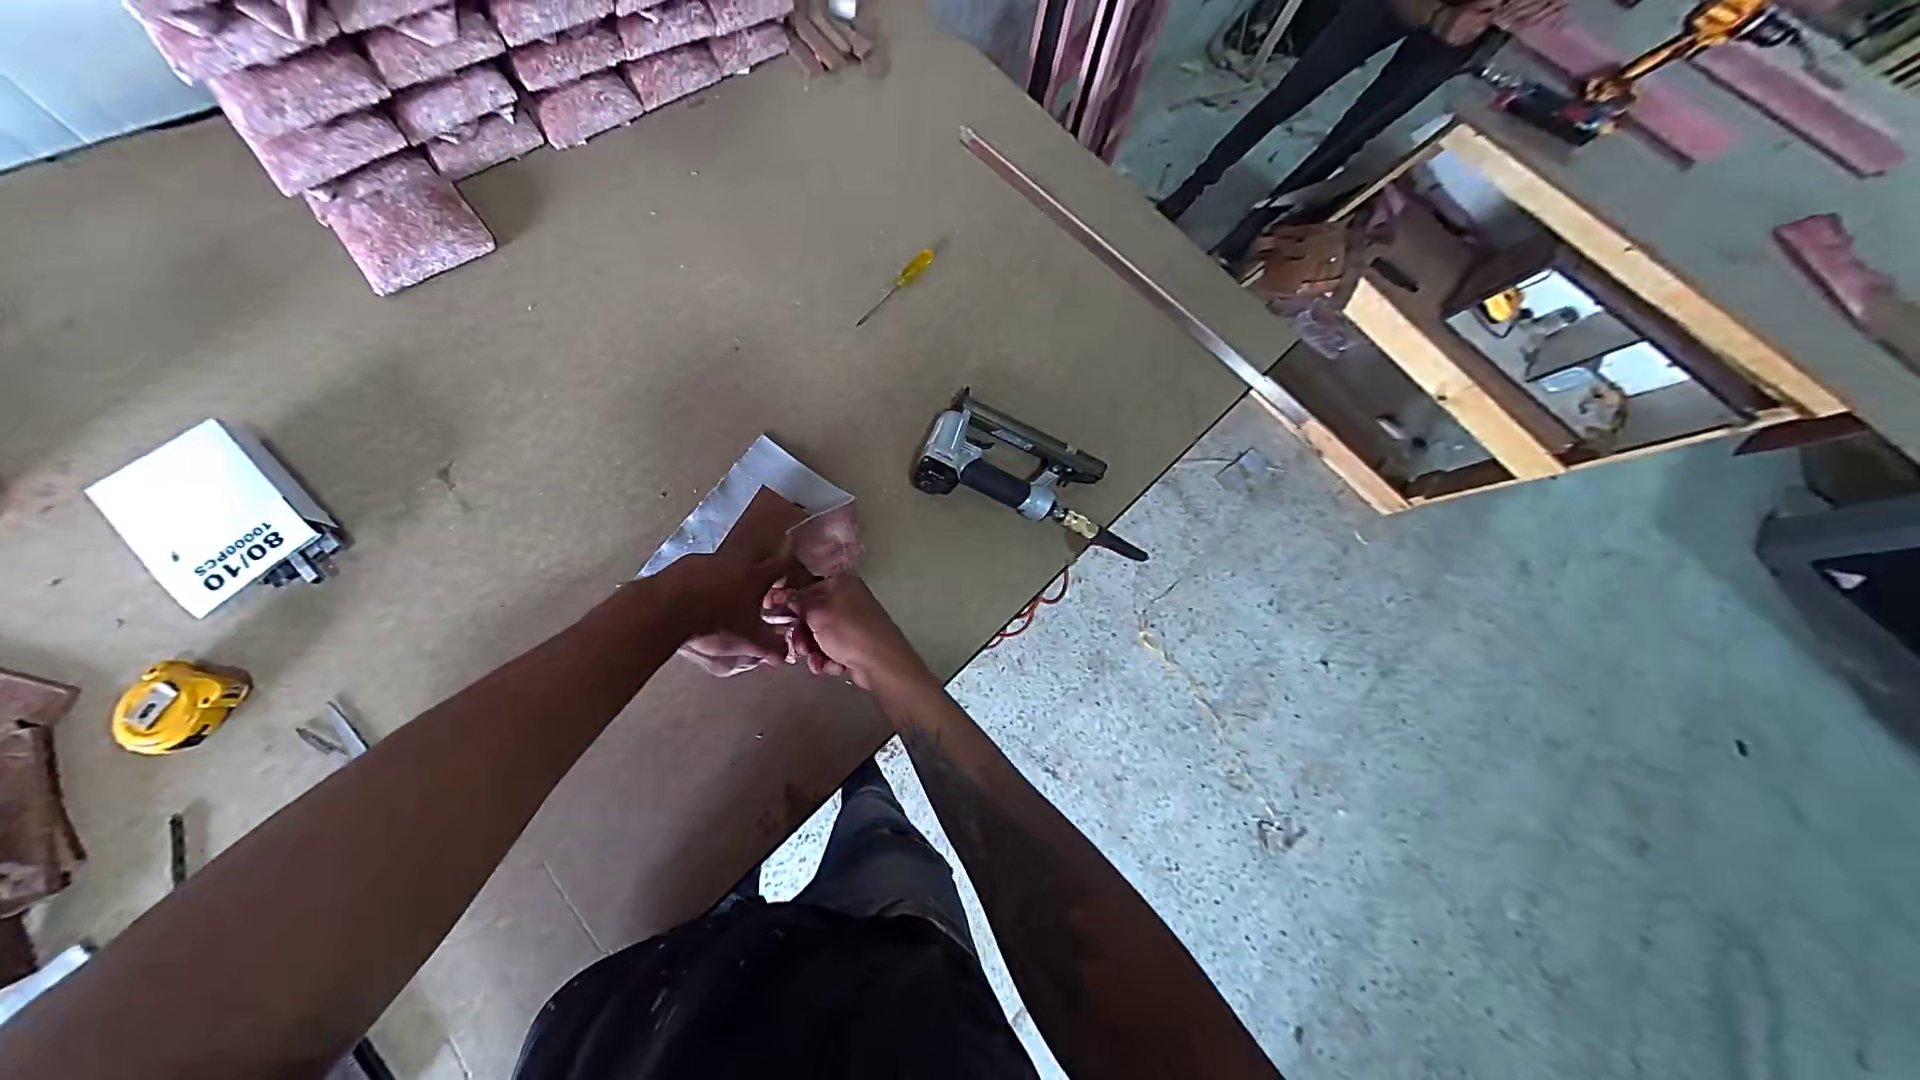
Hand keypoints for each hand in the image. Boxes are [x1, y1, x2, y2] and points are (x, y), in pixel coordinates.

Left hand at [662, 489, 803, 674]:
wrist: (664, 611)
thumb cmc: (716, 623)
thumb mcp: (750, 641)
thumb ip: (772, 647)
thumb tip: (785, 653)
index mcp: (756, 576)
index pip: (782, 565)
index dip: (788, 570)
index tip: (788, 576)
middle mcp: (734, 562)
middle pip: (752, 566)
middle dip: (754, 581)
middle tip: (753, 599)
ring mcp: (706, 560)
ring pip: (723, 569)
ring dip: (725, 582)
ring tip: (719, 604)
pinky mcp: (680, 565)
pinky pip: (697, 573)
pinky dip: (700, 585)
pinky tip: (693, 602)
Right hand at [764, 575, 933, 692]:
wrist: (881, 662)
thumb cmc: (848, 631)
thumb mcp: (818, 612)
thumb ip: (798, 602)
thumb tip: (783, 595)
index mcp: (840, 584)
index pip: (806, 589)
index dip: (787, 603)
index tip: (770, 613)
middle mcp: (847, 599)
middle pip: (811, 616)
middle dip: (802, 635)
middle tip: (800, 647)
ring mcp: (852, 623)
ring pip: (818, 635)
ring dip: (813, 651)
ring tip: (817, 660)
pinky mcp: (854, 644)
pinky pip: (831, 649)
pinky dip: (828, 659)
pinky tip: (832, 666)